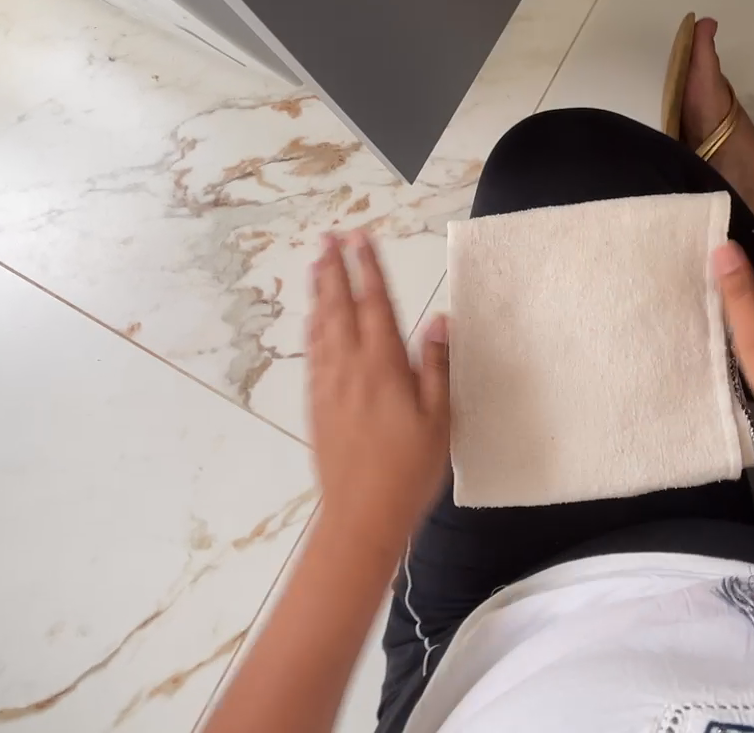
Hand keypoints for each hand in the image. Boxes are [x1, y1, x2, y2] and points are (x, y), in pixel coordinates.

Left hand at [306, 233, 450, 549]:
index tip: (360, 238)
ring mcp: (329, 385)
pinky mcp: (316, 404)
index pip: (375, 304)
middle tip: (328, 237)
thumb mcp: (439, 418)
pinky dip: (313, 327)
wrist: (360, 516)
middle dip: (335, 269)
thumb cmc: (409, 467)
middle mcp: (350, 366)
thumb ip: (436, 365)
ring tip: (317, 264)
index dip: (368, 268)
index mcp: (383, 365)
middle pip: (340, 307)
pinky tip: (313, 320)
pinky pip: (313, 354)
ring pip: (321, 327)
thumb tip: (440, 318)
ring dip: (320, 292)